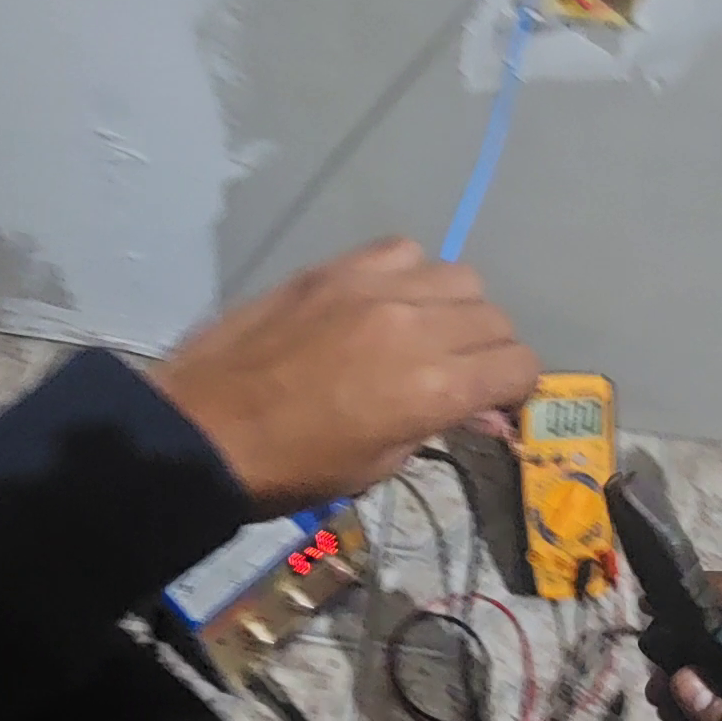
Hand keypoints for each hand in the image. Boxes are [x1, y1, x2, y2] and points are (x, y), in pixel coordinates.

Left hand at [147, 238, 539, 514]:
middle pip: (496, 319)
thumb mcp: (380, 464)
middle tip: (462, 374)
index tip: (498, 400)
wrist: (202, 431)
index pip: (519, 365)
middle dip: (492, 351)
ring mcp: (375, 287)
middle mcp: (417, 326)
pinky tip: (388, 300)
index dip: (517, 388)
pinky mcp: (336, 267)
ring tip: (427, 332)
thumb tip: (488, 412)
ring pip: (460, 277)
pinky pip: (403, 250)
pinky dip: (411, 275)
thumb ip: (441, 424)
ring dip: (457, 309)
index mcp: (433, 387)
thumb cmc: (294, 469)